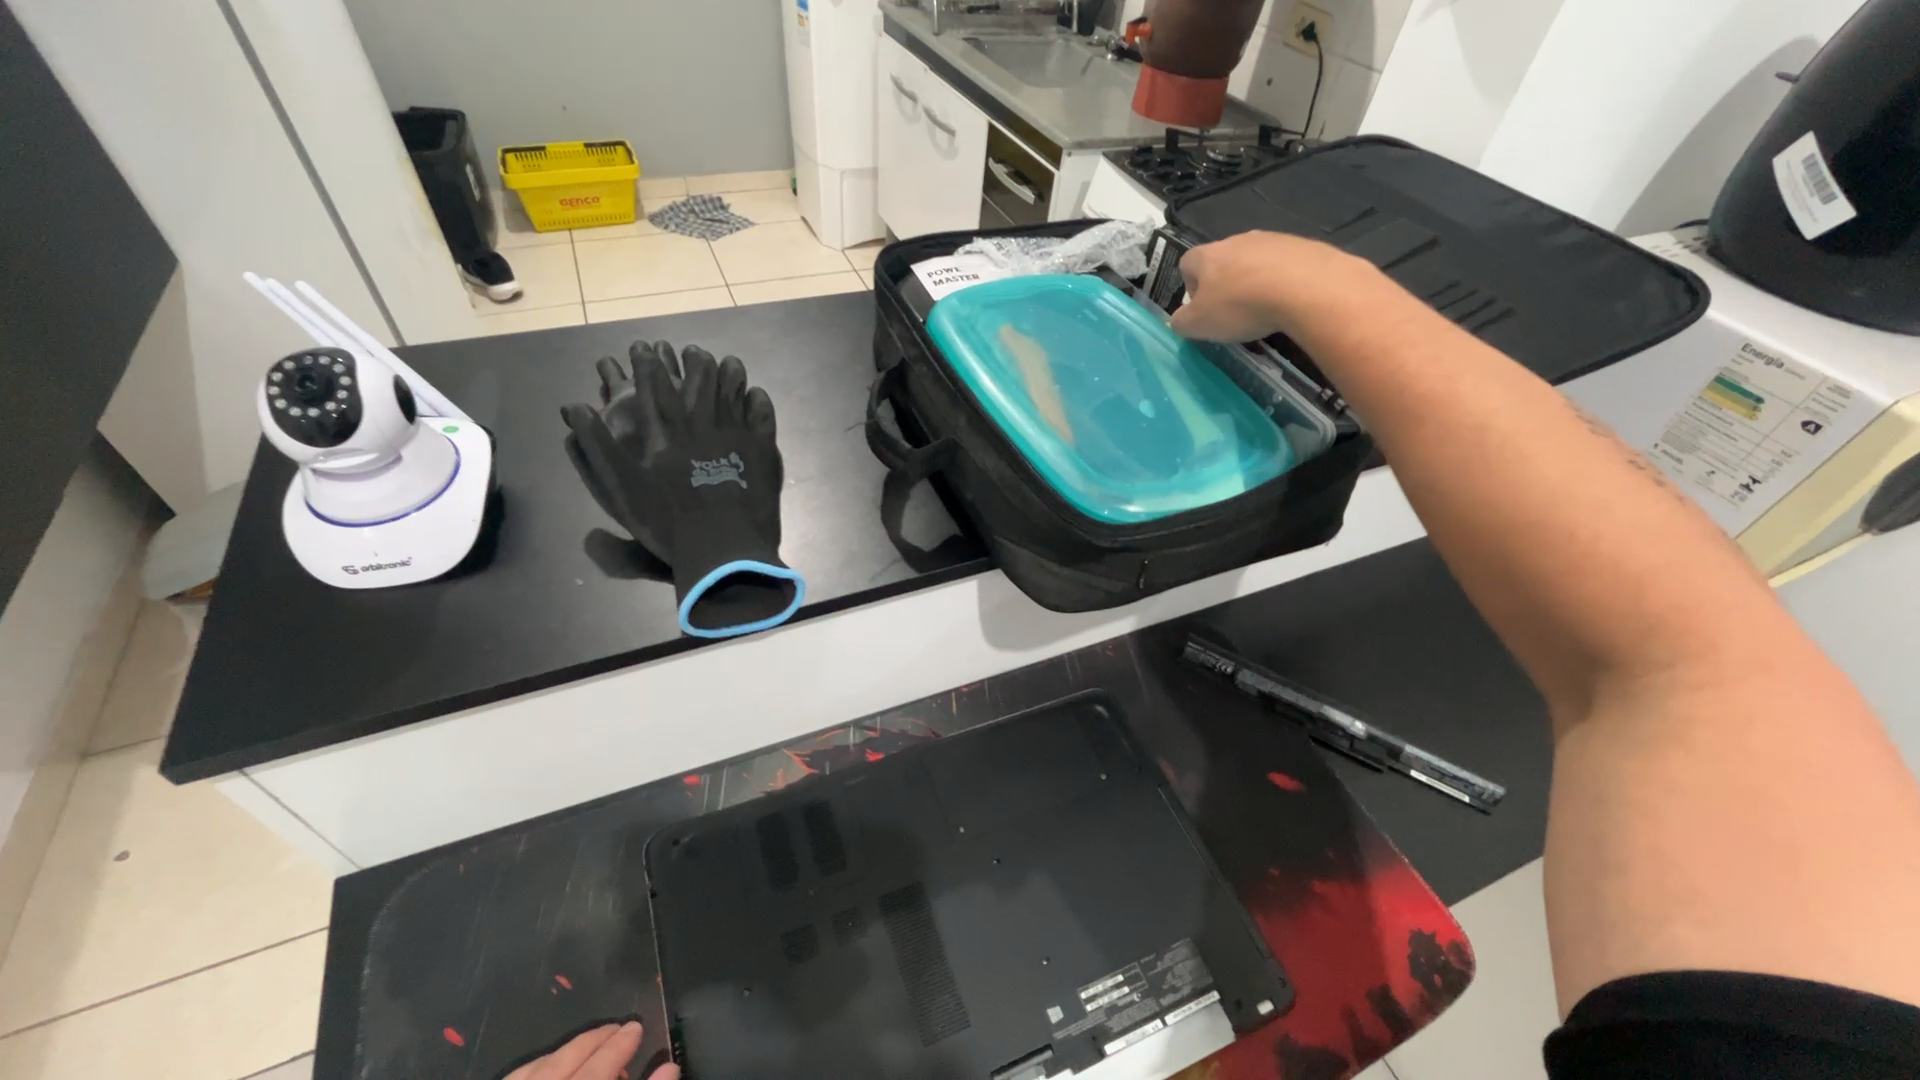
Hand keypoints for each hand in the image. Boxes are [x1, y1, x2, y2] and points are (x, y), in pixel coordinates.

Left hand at [504, 1021, 679, 1079]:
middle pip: (567, 1061)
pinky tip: (545, 1065)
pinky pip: (515, 1077)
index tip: (635, 1027)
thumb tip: (670, 1066)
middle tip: (618, 1028)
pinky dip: (536, 1067)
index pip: (597, 1067)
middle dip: (595, 1041)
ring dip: (566, 1051)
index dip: (619, 1046)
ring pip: (537, 1067)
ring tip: (588, 1042)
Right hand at [1168, 231, 1375, 343]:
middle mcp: (1236, 240)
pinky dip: (1282, 281)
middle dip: (1224, 285)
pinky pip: (1284, 264)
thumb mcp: (1198, 325)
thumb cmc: (1240, 306)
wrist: (1305, 287)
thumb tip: (1179, 319)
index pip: (1187, 264)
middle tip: (1233, 313)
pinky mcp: (1301, 245)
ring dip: (1254, 282)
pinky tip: (1289, 301)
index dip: (1190, 287)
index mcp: (1206, 255)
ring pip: (1254, 261)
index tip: (1202, 310)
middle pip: (1222, 261)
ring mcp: (1271, 239)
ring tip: (1264, 308)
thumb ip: (1181, 322)